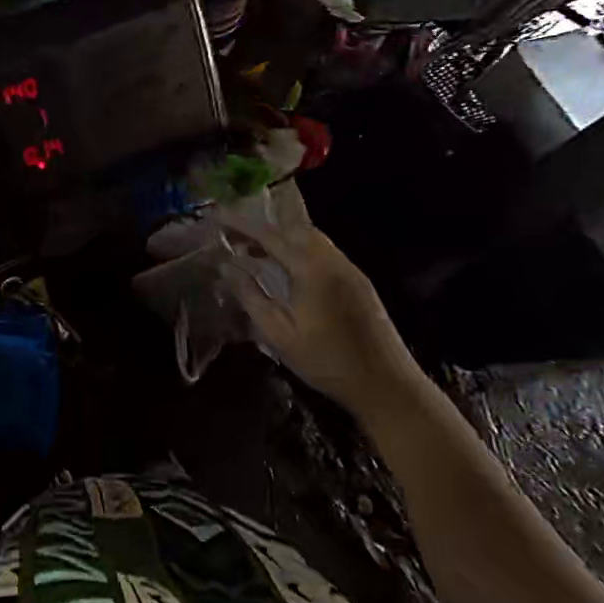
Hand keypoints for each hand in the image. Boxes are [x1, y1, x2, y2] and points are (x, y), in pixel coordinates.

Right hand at [221, 184, 426, 418]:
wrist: (387, 385)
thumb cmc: (326, 361)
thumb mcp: (278, 333)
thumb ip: (251, 296)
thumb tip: (227, 267)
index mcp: (312, 270)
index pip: (270, 236)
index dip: (241, 224)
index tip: (217, 216)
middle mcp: (333, 261)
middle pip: (295, 228)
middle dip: (262, 227)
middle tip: (233, 235)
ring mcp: (349, 270)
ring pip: (311, 239)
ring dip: (280, 238)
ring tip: (252, 251)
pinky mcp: (357, 283)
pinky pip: (321, 252)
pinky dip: (296, 249)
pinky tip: (283, 269)